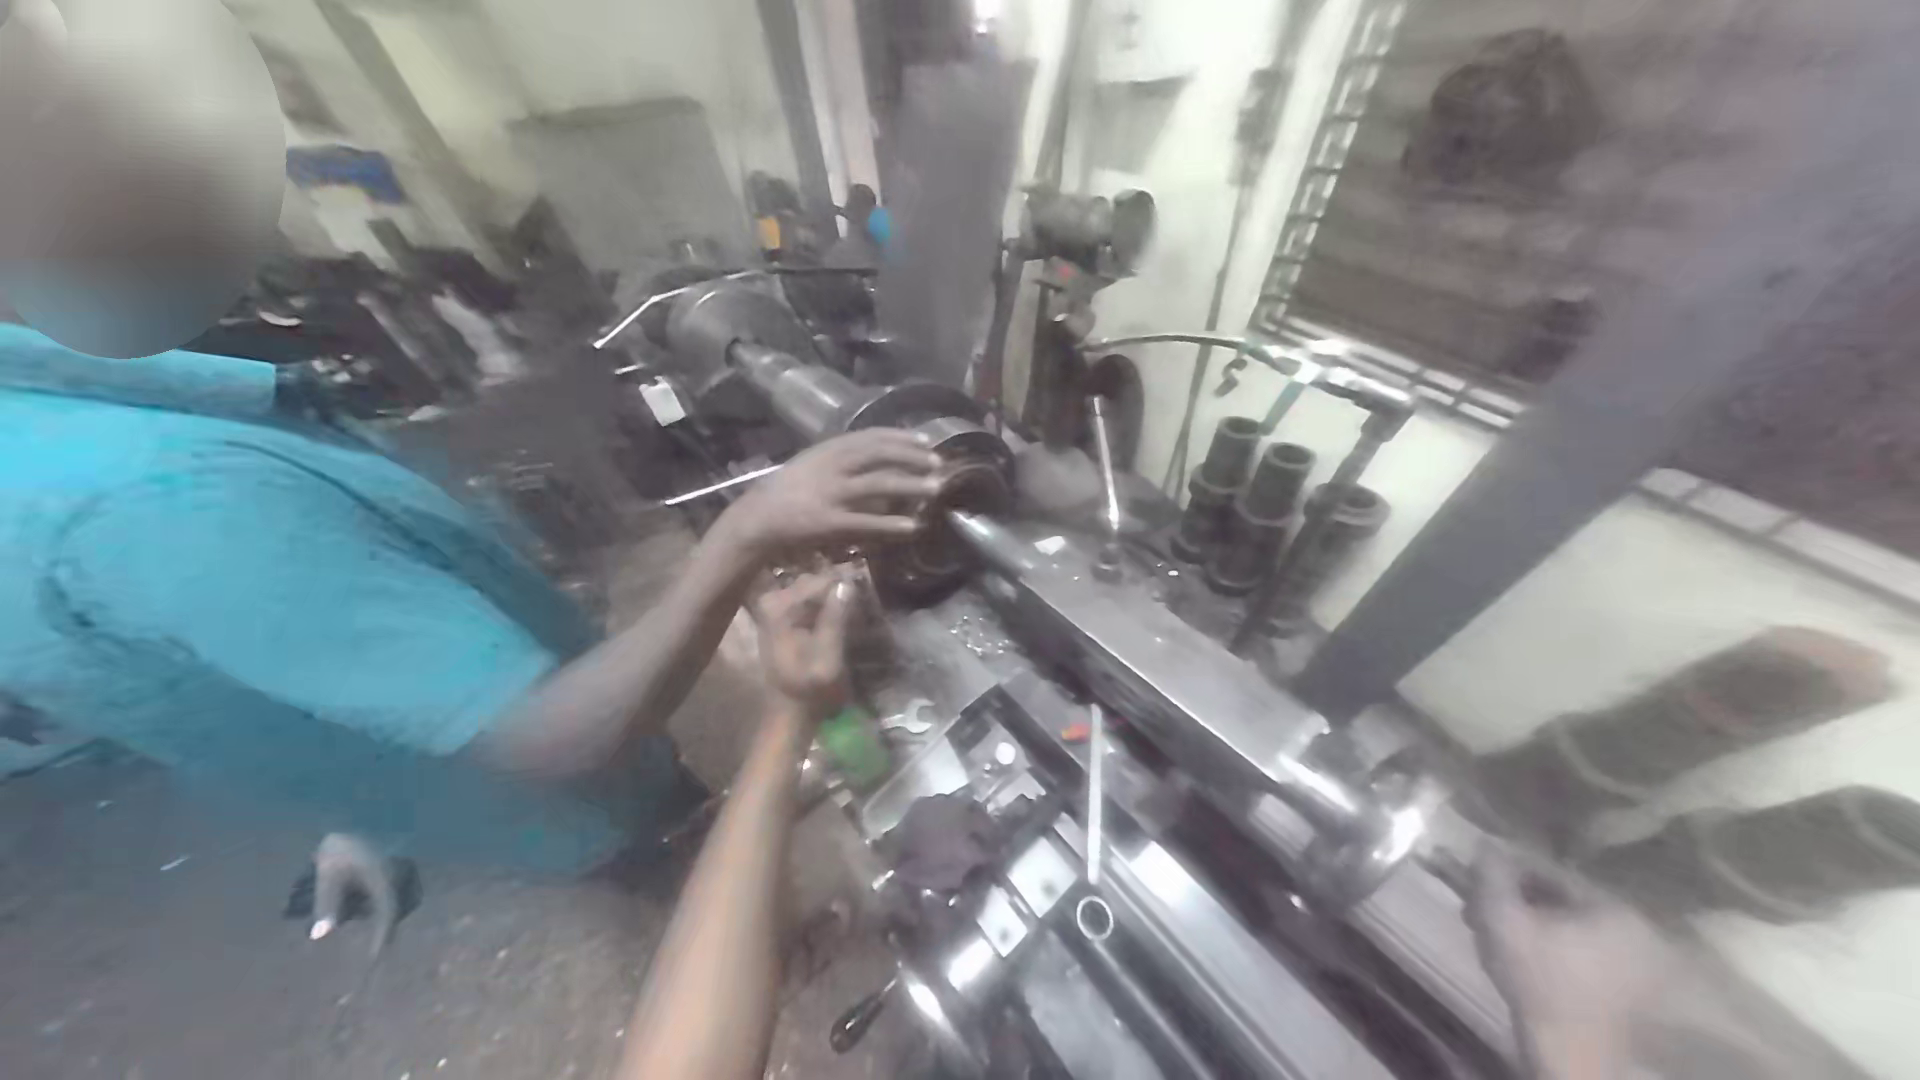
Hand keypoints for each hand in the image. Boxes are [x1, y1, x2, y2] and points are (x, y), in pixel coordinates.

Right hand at [717, 430, 943, 557]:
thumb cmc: (787, 492)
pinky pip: (866, 522)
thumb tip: (880, 459)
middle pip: (879, 456)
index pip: (870, 437)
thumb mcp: (812, 465)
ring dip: (911, 486)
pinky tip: (913, 527)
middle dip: (912, 457)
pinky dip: (891, 525)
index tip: (925, 440)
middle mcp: (831, 467)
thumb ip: (841, 461)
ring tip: (935, 490)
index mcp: (826, 450)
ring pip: (878, 485)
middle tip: (938, 464)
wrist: (756, 519)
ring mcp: (830, 494)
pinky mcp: (828, 522)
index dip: (900, 437)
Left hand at [752, 569, 855, 717]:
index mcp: (781, 607)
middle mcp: (773, 600)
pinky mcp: (780, 615)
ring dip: (833, 596)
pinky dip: (824, 604)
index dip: (845, 584)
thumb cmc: (810, 687)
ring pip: (813, 588)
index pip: (820, 581)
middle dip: (839, 588)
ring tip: (853, 609)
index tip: (866, 591)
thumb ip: (835, 619)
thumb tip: (847, 584)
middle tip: (862, 602)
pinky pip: (807, 598)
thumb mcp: (828, 656)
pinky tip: (839, 615)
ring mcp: (774, 607)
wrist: (789, 710)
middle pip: (815, 580)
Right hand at [1468, 845, 1670, 1079]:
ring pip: (1562, 922)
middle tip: (1474, 906)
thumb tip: (1485, 845)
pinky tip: (1516, 952)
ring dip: (1522, 920)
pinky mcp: (1626, 987)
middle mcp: (1633, 928)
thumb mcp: (1500, 915)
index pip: (1544, 868)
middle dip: (1510, 897)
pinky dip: (1543, 942)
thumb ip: (1491, 873)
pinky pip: (1575, 947)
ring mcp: (1636, 962)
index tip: (1470, 875)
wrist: (1569, 1054)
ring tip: (1487, 930)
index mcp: (1609, 907)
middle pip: (1554, 896)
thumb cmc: (1535, 977)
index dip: (1502, 868)